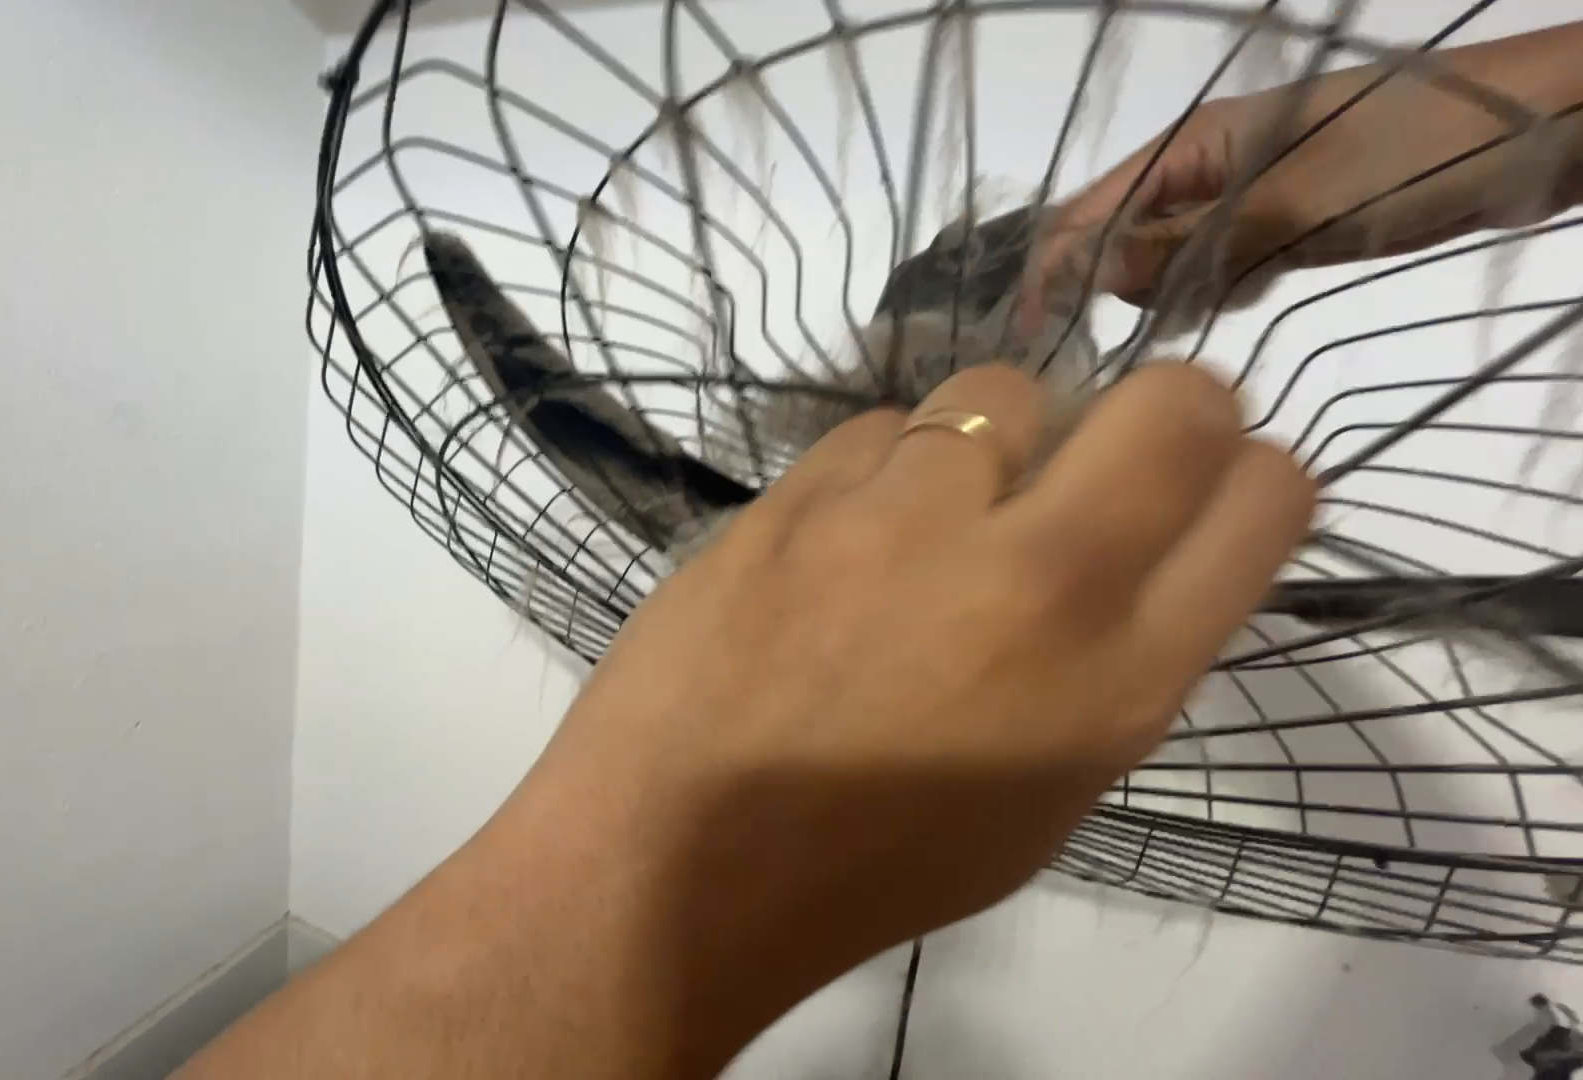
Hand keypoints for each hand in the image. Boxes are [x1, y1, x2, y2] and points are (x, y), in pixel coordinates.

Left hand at [182, 362, 1314, 1079]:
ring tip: (924, 508)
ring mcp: (876, 522)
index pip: (1241, 490)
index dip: (1237, 459)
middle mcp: (999, 569)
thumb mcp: (1012, 797)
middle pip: (1132, 404)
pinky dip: (870, 461)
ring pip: (970, 398)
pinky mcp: (765, 508)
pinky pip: (857, 434)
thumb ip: (1064, 664)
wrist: (658, 863)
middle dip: (1130, 409)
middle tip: (1066, 457)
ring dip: (965, 438)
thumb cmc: (854, 868)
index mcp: (1089, 672)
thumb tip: (1084, 562)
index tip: (1214, 457)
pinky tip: (834, 524)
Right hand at [1029, 23, 1582, 318]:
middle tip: (1162, 311)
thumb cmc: (1414, 155)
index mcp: (1189, 146)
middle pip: (1113, 240)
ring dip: (1167, 292)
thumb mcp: (1287, 206)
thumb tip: (1086, 274)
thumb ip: (1178, 243)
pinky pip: (1201, 268)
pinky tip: (1241, 293)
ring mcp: (1228, 197)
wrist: (1552, 128)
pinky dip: (1207, 291)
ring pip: (1155, 260)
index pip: (1088, 212)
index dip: (1053, 269)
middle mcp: (1195, 170)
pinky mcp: (1260, 223)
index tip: (1032, 331)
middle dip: (1118, 283)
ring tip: (1219, 296)